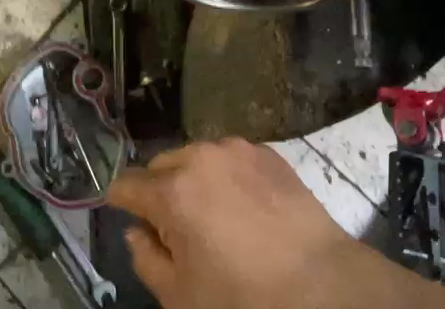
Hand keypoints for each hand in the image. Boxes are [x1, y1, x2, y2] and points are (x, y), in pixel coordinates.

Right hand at [108, 138, 444, 308]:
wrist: (324, 287)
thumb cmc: (245, 300)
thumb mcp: (181, 297)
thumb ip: (147, 259)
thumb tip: (139, 232)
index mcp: (172, 191)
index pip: (126, 185)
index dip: (120, 203)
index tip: (125, 217)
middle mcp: (199, 157)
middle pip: (161, 167)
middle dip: (159, 192)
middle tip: (175, 231)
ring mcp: (236, 151)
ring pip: (196, 159)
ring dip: (194, 181)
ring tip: (214, 218)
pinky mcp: (268, 153)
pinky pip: (231, 160)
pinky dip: (227, 177)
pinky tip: (245, 209)